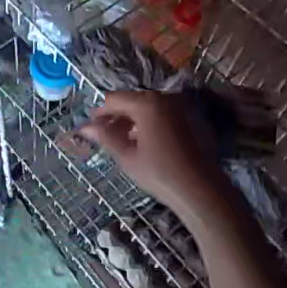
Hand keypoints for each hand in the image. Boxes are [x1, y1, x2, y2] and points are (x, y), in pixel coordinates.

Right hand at [78, 90, 223, 209]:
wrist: (201, 189)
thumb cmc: (159, 172)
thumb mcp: (126, 155)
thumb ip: (105, 136)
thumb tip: (85, 127)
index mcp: (147, 103)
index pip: (114, 99)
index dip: (99, 113)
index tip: (90, 128)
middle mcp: (166, 98)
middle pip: (133, 101)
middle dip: (117, 116)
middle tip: (105, 135)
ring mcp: (183, 107)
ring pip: (150, 108)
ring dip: (134, 120)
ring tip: (124, 141)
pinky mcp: (195, 119)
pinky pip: (166, 114)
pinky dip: (152, 123)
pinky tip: (146, 143)